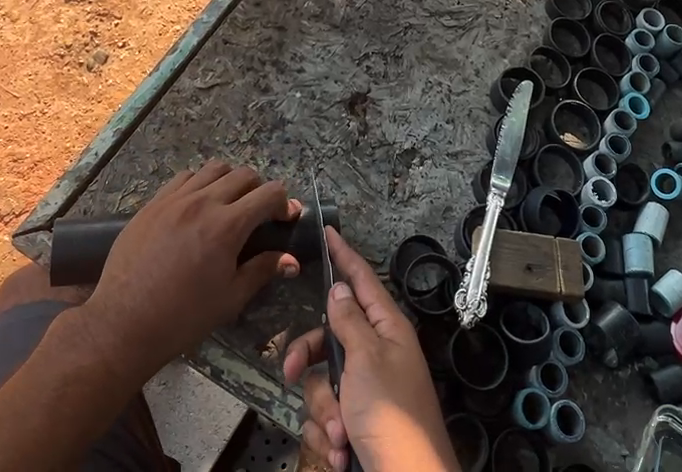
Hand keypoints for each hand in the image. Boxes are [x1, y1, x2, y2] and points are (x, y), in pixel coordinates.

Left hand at [87, 161, 300, 373]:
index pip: (269, 193)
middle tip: (257, 215)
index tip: (283, 220)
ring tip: (226, 207)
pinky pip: (183, 178)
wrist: (124, 323)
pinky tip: (196, 208)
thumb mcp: (230, 298)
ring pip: (213, 169)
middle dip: (259, 190)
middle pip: (244, 175)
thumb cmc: (183, 316)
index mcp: (227, 226)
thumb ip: (263, 270)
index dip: (283, 203)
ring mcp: (174, 199)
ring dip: (229, 182)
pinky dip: (199, 184)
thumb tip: (292, 260)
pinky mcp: (152, 203)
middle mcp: (203, 202)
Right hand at [282, 227, 459, 471]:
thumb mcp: (367, 360)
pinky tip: (343, 454)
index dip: (343, 256)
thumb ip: (348, 321)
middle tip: (290, 374)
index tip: (328, 232)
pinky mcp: (355, 422)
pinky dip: (329, 436)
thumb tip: (340, 288)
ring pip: (321, 382)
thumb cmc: (392, 415)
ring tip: (341, 436)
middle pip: (327, 337)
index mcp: (387, 330)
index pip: (362, 281)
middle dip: (309, 362)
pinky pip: (326, 416)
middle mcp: (375, 353)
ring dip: (325, 412)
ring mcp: (365, 389)